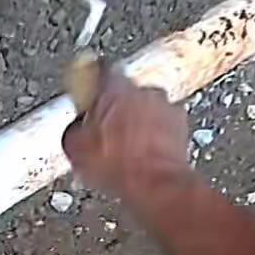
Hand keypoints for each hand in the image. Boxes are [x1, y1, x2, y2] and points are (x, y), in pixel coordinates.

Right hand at [61, 75, 193, 201]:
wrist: (153, 183)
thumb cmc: (115, 165)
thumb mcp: (74, 149)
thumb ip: (73, 128)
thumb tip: (76, 127)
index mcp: (114, 89)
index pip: (100, 71)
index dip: (90, 81)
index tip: (84, 90)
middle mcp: (143, 90)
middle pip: (124, 93)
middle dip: (113, 109)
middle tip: (101, 133)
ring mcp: (165, 105)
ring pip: (144, 109)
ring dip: (134, 124)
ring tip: (121, 151)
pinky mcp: (180, 123)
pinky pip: (160, 125)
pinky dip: (151, 136)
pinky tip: (139, 157)